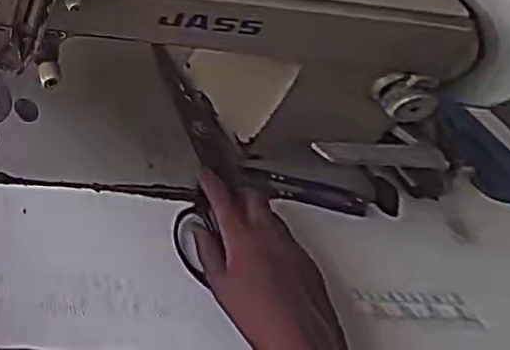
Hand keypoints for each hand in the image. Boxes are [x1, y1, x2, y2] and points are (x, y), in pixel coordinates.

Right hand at [190, 169, 347, 349]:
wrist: (304, 346)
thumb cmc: (263, 322)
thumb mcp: (221, 287)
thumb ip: (207, 252)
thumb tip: (200, 234)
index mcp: (242, 236)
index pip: (222, 196)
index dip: (210, 182)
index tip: (206, 177)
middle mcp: (268, 234)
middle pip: (251, 196)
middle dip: (237, 194)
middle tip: (226, 203)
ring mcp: (291, 246)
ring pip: (271, 214)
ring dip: (257, 215)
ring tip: (246, 232)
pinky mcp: (308, 261)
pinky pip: (288, 236)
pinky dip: (275, 237)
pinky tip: (269, 255)